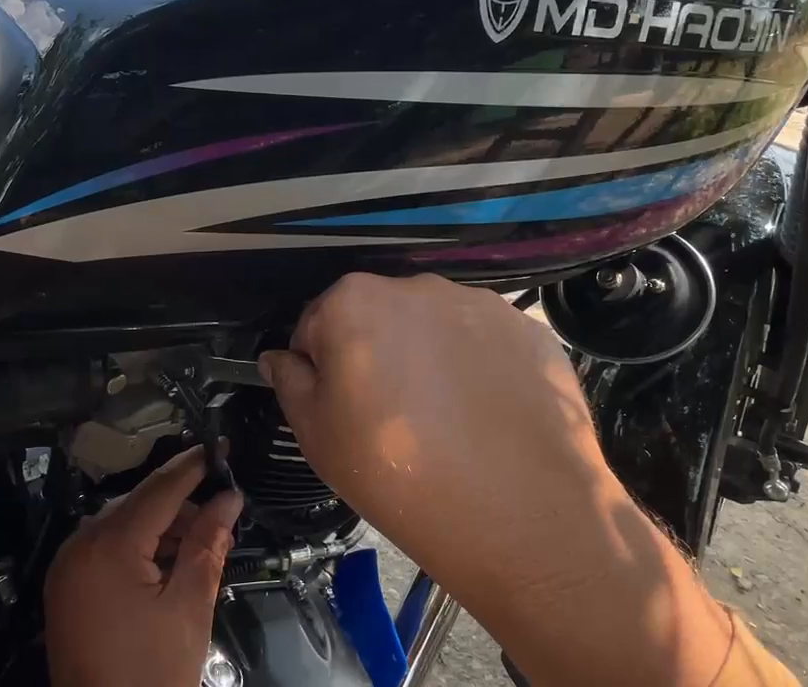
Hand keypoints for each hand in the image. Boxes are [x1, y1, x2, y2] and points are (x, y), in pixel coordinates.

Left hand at [44, 449, 244, 686]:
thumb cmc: (152, 673)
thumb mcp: (188, 609)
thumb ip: (206, 546)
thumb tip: (228, 500)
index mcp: (109, 544)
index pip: (159, 489)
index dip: (193, 466)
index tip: (220, 446)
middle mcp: (79, 543)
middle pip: (138, 505)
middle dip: (181, 504)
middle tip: (222, 513)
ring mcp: (67, 565)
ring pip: (120, 525)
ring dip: (160, 527)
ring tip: (200, 544)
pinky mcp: (64, 586)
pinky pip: (104, 548)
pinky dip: (136, 548)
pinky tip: (166, 564)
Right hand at [257, 273, 609, 583]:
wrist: (522, 520)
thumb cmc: (398, 474)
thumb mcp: (317, 435)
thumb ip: (290, 382)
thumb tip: (279, 359)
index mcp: (352, 302)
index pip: (316, 324)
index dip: (321, 368)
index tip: (341, 408)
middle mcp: (414, 287)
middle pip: (376, 316)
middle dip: (375, 353)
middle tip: (389, 416)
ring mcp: (478, 305)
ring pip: (432, 326)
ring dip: (427, 356)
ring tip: (445, 420)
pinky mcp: (528, 331)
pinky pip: (484, 341)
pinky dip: (477, 367)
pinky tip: (484, 416)